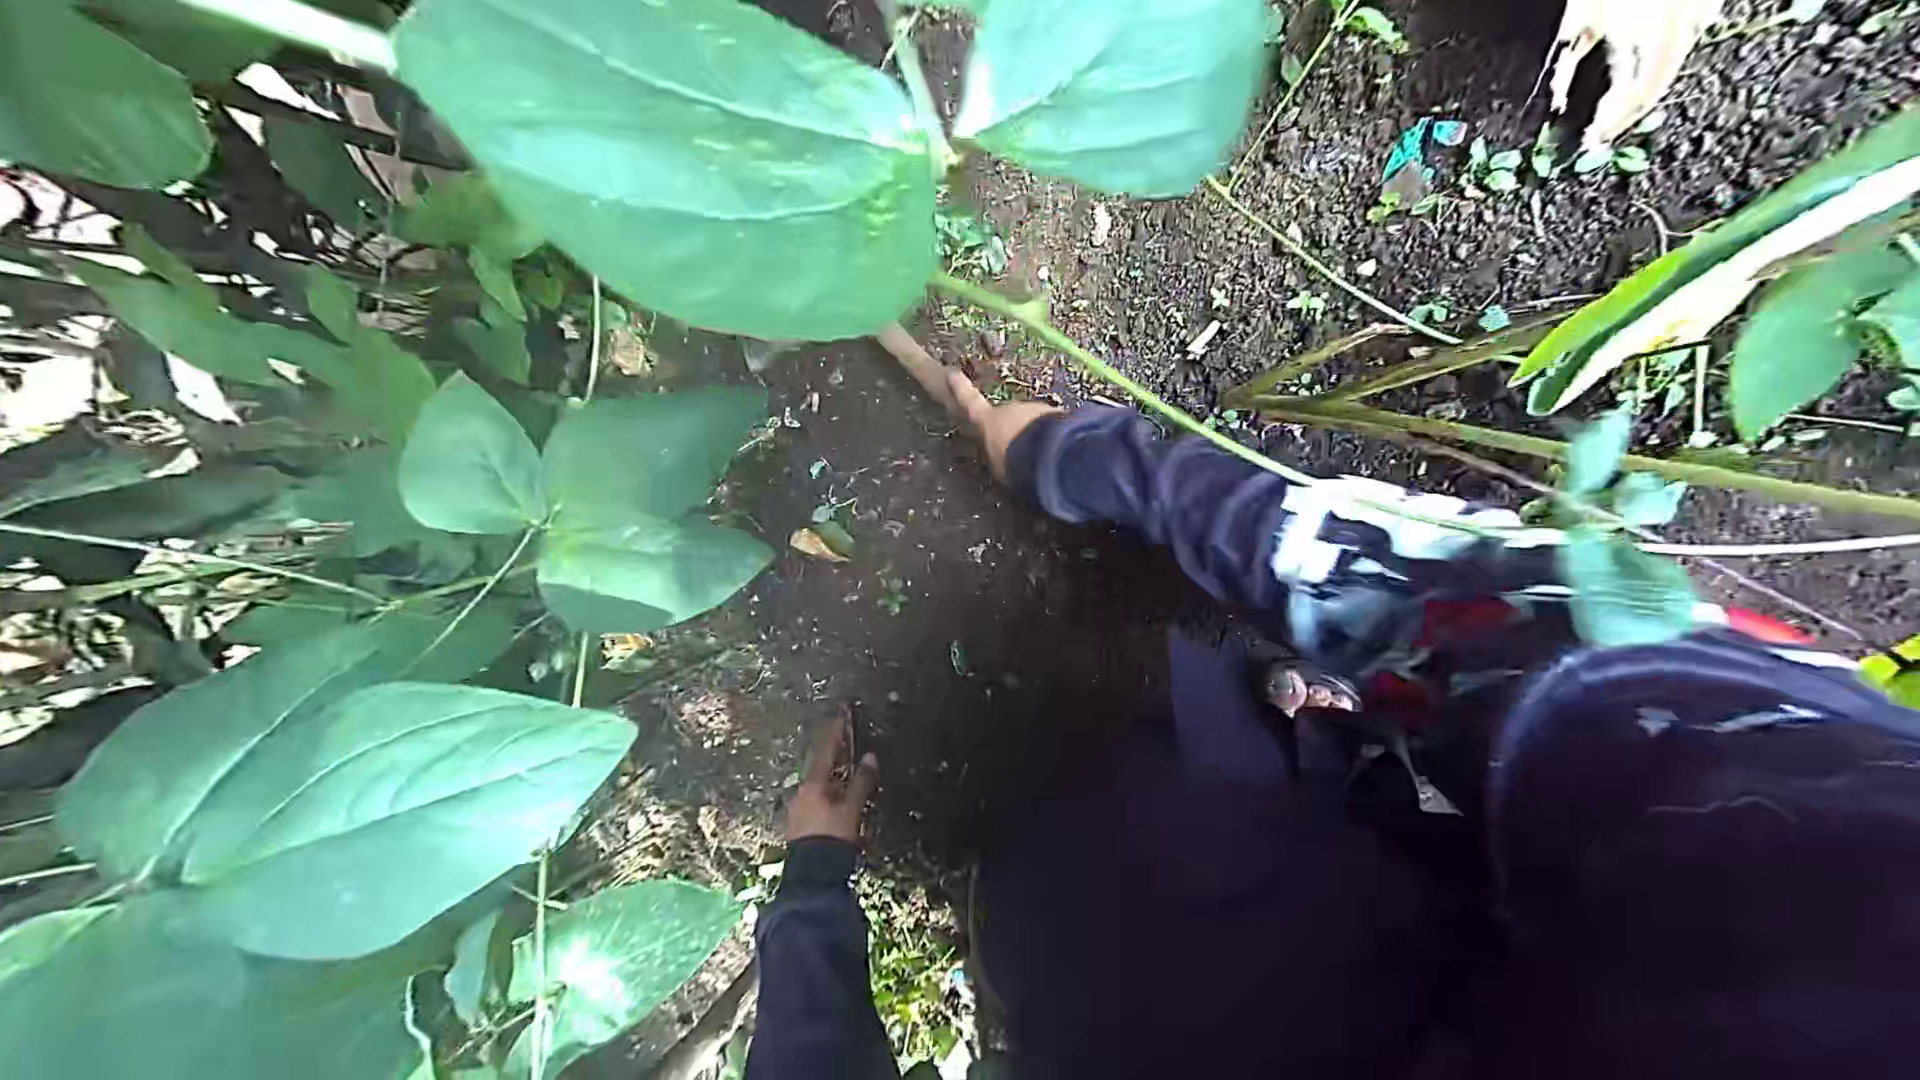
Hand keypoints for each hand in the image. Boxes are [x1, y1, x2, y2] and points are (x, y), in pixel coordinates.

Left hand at [785, 706, 878, 843]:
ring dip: (834, 773)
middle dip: (835, 752)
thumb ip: (862, 782)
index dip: (836, 732)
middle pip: (821, 765)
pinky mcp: (802, 823)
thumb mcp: (852, 809)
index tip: (842, 714)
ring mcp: (800, 808)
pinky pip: (818, 797)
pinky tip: (839, 794)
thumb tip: (870, 758)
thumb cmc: (833, 838)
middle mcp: (802, 793)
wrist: (813, 878)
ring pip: (819, 782)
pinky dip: (831, 789)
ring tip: (848, 766)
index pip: (827, 751)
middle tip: (847, 738)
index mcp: (813, 785)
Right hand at [946, 370, 1062, 482]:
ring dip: (1035, 437)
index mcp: (988, 421)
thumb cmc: (1014, 462)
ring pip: (1032, 421)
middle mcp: (1009, 409)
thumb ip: (995, 456)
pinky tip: (1057, 455)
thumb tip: (998, 456)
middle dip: (1014, 431)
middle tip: (1019, 453)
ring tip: (1040, 459)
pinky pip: (1051, 426)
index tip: (952, 373)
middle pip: (1008, 417)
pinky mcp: (1056, 413)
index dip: (960, 388)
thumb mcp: (997, 466)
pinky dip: (1053, 438)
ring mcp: (1034, 409)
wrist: (1048, 453)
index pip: (969, 402)